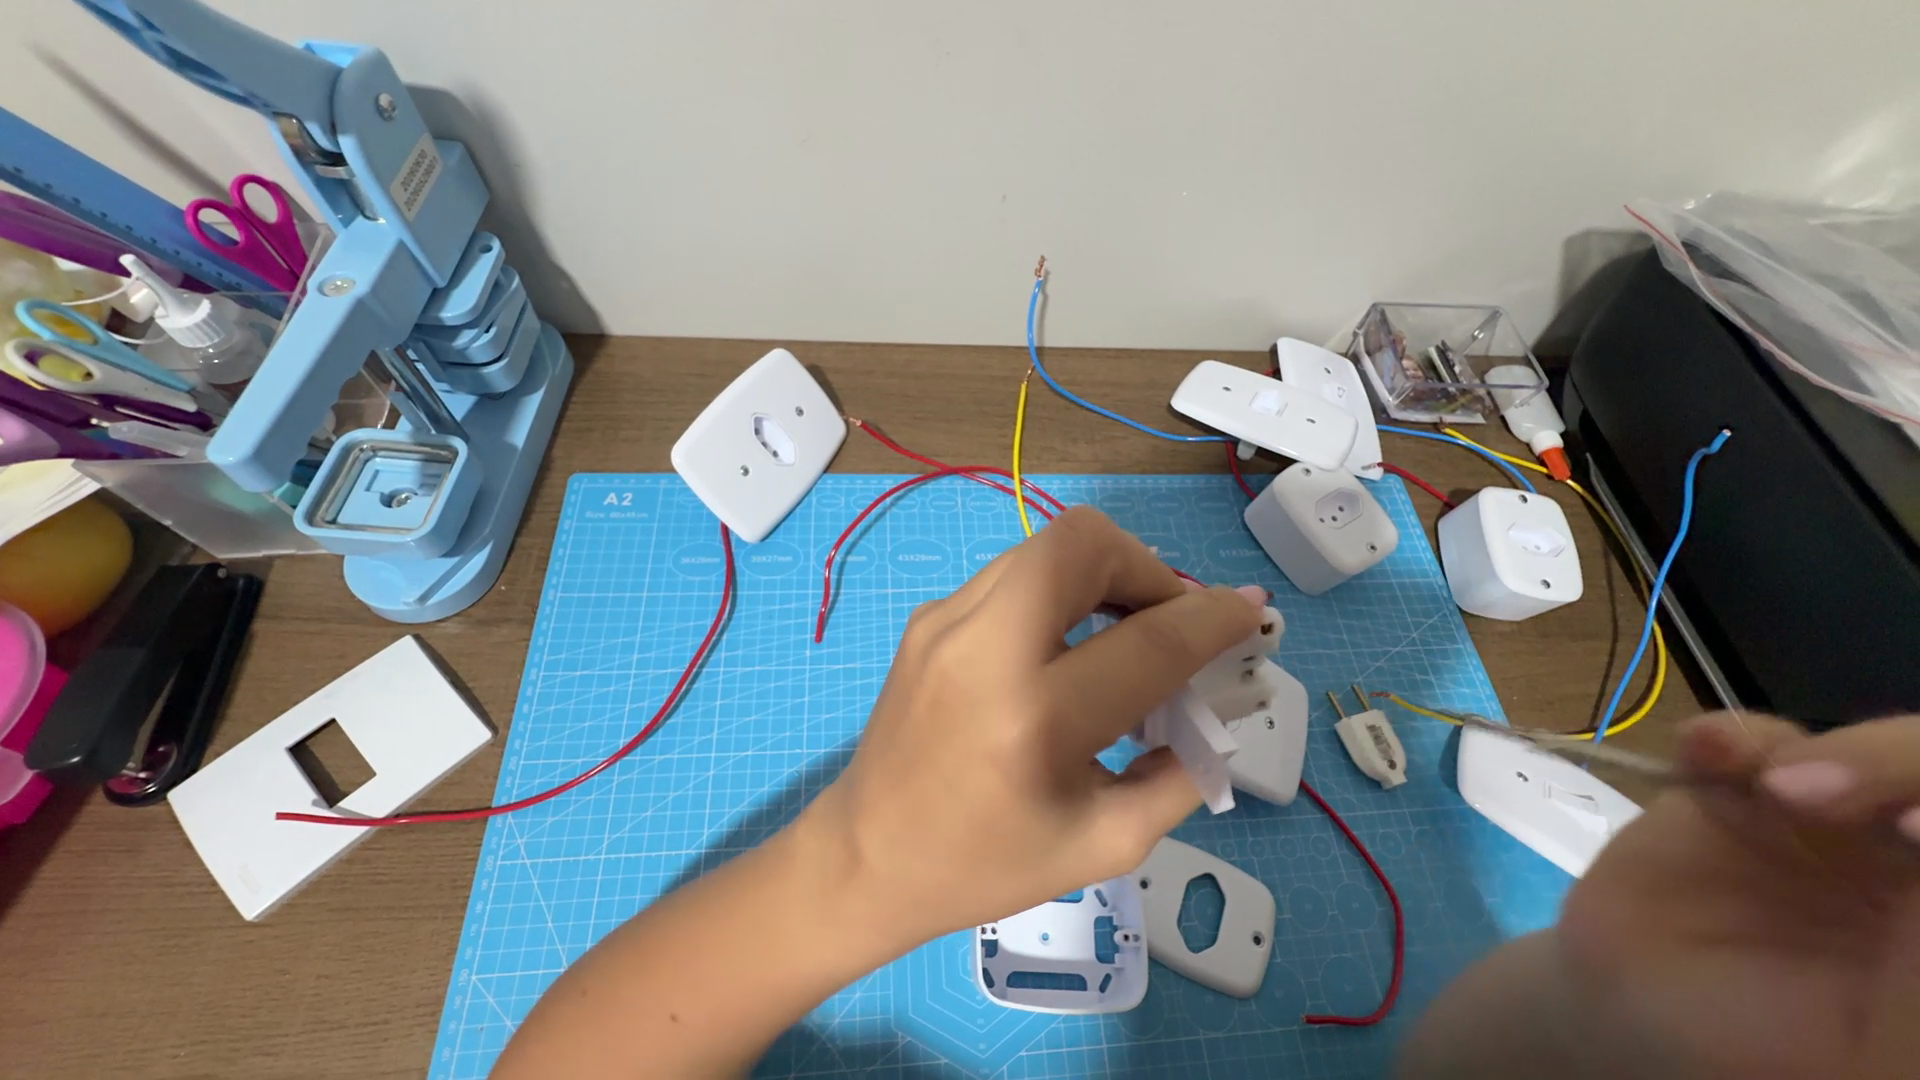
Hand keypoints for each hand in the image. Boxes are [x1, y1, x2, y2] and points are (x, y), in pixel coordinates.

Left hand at [801, 506, 1264, 947]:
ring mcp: (946, 621)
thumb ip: (1182, 770)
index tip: (1251, 612)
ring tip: (1125, 630)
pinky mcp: (930, 617)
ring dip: (1104, 572)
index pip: (1148, 642)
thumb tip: (1222, 701)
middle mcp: (984, 650)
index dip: (1214, 619)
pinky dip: (1061, 590)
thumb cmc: (987, 865)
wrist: (868, 854)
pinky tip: (1067, 646)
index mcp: (1035, 722)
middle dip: (1146, 567)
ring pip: (1047, 547)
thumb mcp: (1106, 843)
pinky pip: (1016, 574)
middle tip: (1168, 619)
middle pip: (1084, 543)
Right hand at [1552, 712, 1919, 1078]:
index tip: (1915, 828)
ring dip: (1841, 751)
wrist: (1628, 1019)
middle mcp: (1915, 865)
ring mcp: (1831, 825)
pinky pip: (1752, 739)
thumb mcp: (1891, 1042)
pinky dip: (1732, 734)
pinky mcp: (1734, 794)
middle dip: (1901, 764)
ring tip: (1773, 786)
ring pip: (1871, 749)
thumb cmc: (1769, 1055)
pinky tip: (1705, 750)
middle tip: (1824, 796)